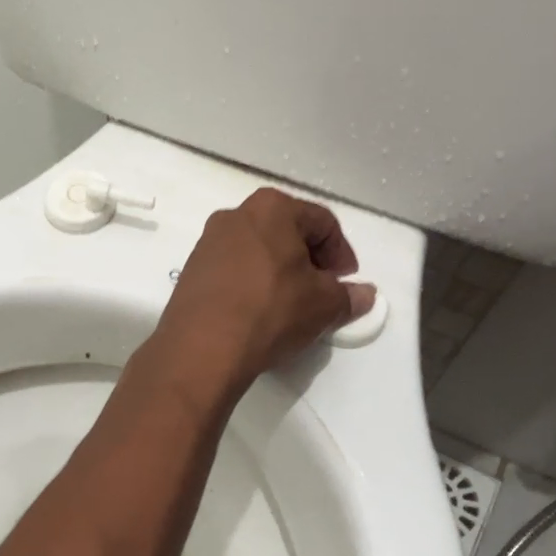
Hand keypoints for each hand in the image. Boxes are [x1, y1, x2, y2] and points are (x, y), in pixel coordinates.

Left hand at [150, 188, 375, 390]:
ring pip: (257, 251)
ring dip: (279, 272)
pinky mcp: (190, 271)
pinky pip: (232, 270)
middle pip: (286, 232)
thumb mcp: (323, 305)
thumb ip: (348, 296)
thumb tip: (364, 294)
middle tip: (321, 292)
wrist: (202, 347)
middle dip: (309, 260)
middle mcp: (235, 215)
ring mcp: (207, 242)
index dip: (341, 252)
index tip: (346, 282)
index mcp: (271, 208)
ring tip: (290, 305)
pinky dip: (251, 284)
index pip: (321, 222)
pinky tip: (258, 312)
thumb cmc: (270, 312)